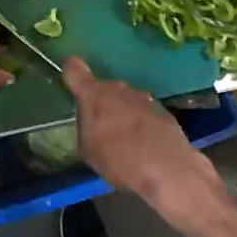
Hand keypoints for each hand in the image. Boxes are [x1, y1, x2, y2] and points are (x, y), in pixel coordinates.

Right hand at [65, 56, 217, 205]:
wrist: (167, 168)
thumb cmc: (118, 159)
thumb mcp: (87, 149)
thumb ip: (86, 126)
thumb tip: (92, 121)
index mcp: (93, 94)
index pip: (74, 69)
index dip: (70, 69)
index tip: (69, 74)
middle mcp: (118, 88)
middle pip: (104, 88)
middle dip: (101, 103)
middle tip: (101, 127)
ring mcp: (142, 97)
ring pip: (125, 100)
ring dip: (123, 113)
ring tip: (126, 140)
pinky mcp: (162, 109)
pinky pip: (144, 112)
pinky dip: (141, 123)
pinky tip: (145, 145)